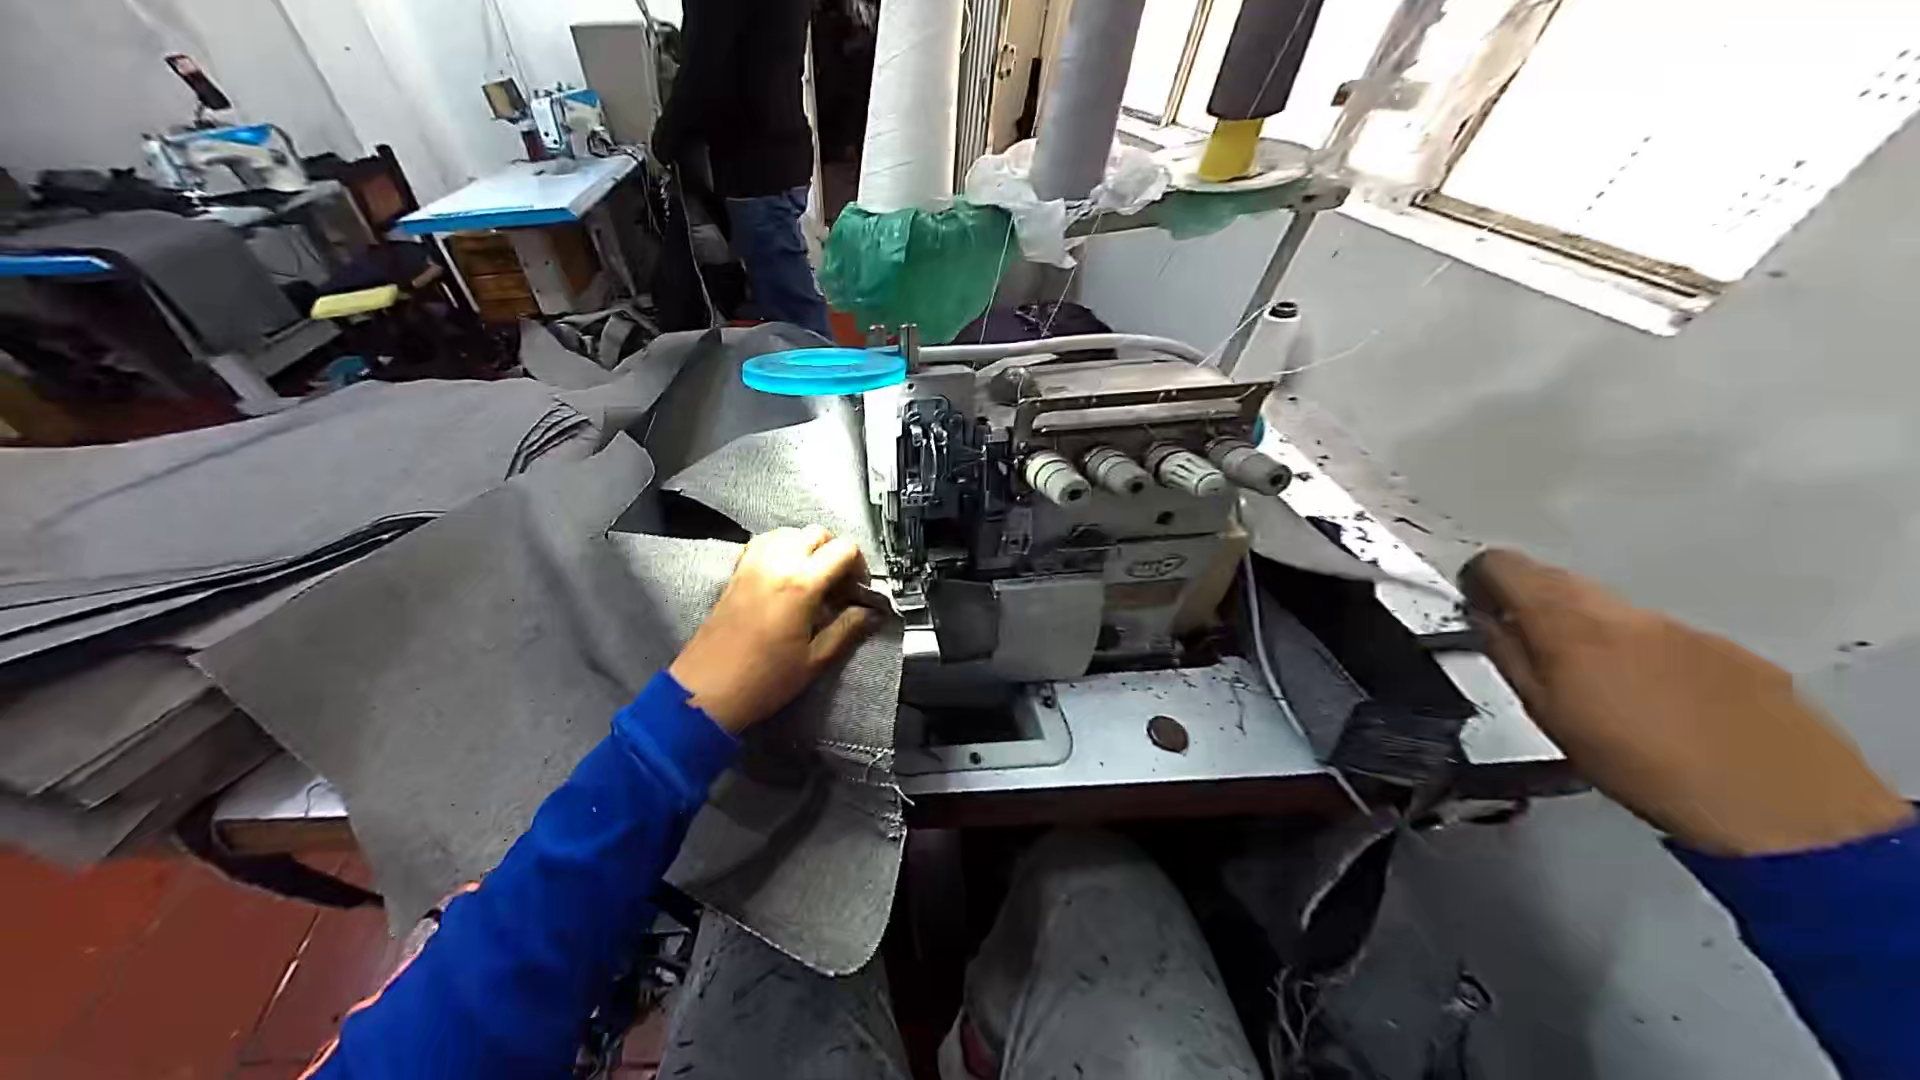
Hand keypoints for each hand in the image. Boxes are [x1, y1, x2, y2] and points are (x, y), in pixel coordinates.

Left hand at [669, 526, 875, 733]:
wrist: (706, 692)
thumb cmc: (760, 681)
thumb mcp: (815, 659)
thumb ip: (847, 629)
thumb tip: (869, 612)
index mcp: (800, 584)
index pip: (843, 550)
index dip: (859, 566)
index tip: (859, 589)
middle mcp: (776, 565)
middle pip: (817, 534)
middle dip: (835, 553)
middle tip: (839, 585)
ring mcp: (752, 567)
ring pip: (790, 533)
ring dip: (808, 548)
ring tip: (813, 580)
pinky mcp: (736, 574)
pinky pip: (764, 543)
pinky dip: (782, 549)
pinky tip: (787, 576)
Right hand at [1462, 549, 1911, 855]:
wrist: (1778, 806)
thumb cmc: (1635, 765)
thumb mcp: (1544, 713)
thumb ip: (1507, 655)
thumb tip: (1486, 620)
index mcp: (1567, 623)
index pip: (1505, 565)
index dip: (1482, 578)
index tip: (1477, 605)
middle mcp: (1622, 611)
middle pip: (1557, 579)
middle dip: (1529, 599)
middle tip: (1520, 639)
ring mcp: (1680, 626)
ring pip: (1607, 606)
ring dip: (1581, 624)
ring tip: (1584, 675)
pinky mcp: (1726, 647)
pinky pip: (1656, 632)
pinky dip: (1633, 647)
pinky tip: (1646, 694)